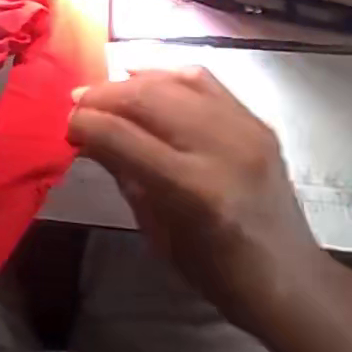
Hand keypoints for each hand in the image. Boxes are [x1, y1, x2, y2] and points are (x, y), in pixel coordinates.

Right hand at [68, 68, 348, 336]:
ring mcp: (245, 128)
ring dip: (131, 82)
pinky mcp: (257, 120)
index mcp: (194, 188)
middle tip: (76, 103)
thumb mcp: (155, 229)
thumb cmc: (214, 271)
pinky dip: (168, 75)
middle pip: (148, 98)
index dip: (86, 123)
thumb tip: (86, 136)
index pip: (123, 136)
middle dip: (103, 96)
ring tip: (105, 92)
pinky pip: (204, 81)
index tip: (64, 123)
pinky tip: (144, 79)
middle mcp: (222, 147)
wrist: (287, 277)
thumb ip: (123, 173)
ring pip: (174, 81)